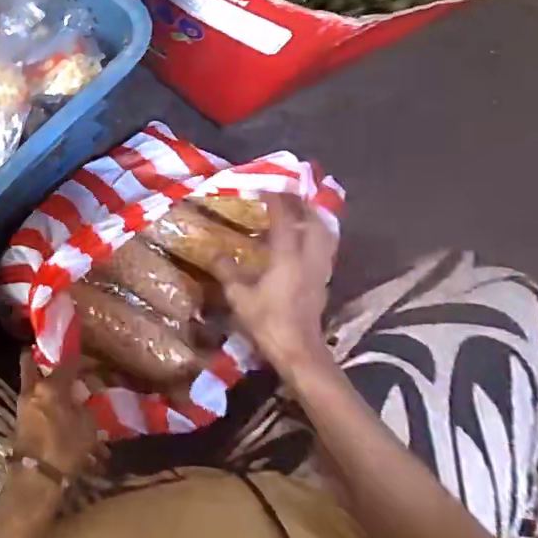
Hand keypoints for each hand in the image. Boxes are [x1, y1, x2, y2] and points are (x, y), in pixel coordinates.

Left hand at [13, 350, 102, 479]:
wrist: (37, 478)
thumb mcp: (87, 426)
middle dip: (41, 357)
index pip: (66, 361)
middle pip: (30, 362)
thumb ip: (85, 407)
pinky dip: (46, 405)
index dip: (79, 356)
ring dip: (46, 384)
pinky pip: (35, 405)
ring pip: (34, 385)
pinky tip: (62, 418)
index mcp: (50, 386)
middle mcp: (33, 390)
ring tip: (64, 392)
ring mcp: (23, 405)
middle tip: (58, 361)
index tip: (87, 353)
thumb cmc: (65, 448)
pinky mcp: (20, 420)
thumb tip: (83, 399)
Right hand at [215, 197, 339, 380]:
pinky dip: (314, 239)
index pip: (283, 219)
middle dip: (302, 206)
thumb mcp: (238, 296)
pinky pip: (322, 251)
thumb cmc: (267, 321)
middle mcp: (308, 258)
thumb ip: (227, 270)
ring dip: (312, 221)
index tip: (264, 186)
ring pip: (324, 237)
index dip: (274, 201)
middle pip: (313, 222)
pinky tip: (300, 244)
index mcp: (287, 256)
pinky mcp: (322, 284)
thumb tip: (214, 252)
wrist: (299, 351)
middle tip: (287, 196)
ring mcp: (319, 271)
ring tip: (298, 215)